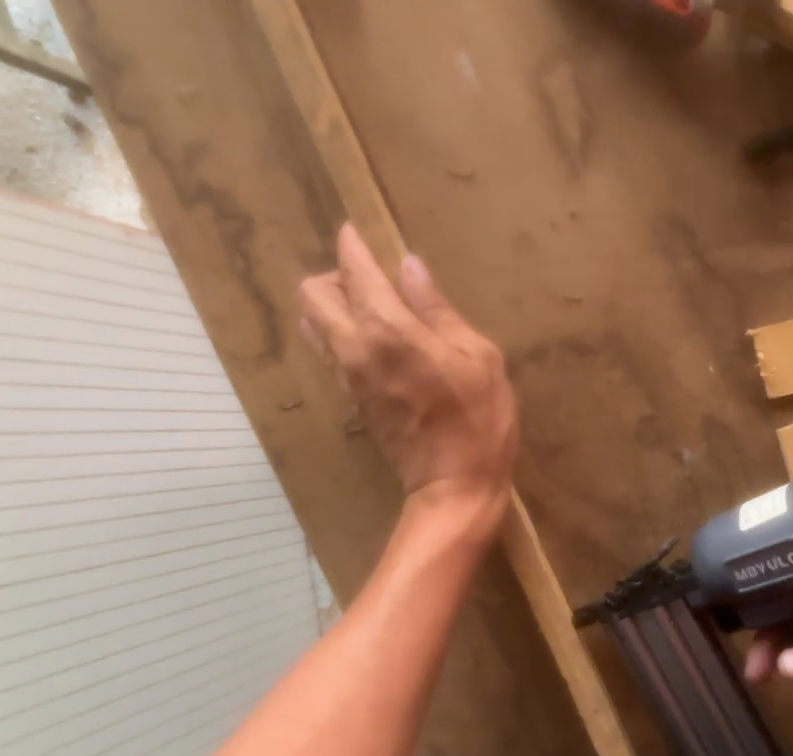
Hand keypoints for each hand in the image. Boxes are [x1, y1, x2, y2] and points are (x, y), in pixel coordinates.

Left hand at [298, 225, 517, 515]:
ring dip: (332, 306)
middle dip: (335, 277)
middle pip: (312, 294)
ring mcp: (348, 377)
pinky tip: (376, 342)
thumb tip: (409, 268)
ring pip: (313, 324)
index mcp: (389, 330)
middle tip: (373, 282)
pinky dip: (340, 334)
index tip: (356, 232)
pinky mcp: (351, 399)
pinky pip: (329, 352)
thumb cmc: (479, 419)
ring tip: (373, 311)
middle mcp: (355, 348)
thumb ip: (438, 309)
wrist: (455, 485)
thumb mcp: (477, 356)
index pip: (354, 272)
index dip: (352, 246)